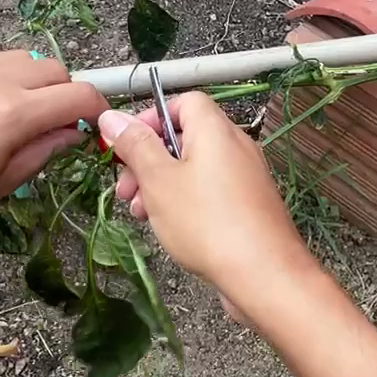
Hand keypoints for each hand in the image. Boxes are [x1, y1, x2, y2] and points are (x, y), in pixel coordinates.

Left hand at [0, 53, 106, 263]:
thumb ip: (40, 153)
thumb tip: (70, 134)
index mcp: (11, 114)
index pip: (78, 95)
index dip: (97, 110)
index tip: (96, 127)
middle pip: (52, 68)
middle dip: (66, 93)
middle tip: (56, 126)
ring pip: (17, 59)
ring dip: (33, 82)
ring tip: (19, 117)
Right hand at [98, 93, 319, 316]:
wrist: (264, 274)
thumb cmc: (209, 223)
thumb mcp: (159, 180)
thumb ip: (135, 146)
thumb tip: (112, 117)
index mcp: (215, 130)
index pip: (182, 102)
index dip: (151, 118)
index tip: (128, 144)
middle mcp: (235, 146)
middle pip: (185, 137)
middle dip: (148, 160)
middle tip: (126, 188)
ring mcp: (245, 175)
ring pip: (194, 167)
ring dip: (162, 184)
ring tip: (142, 213)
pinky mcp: (249, 203)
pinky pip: (210, 190)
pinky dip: (185, 200)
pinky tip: (170, 227)